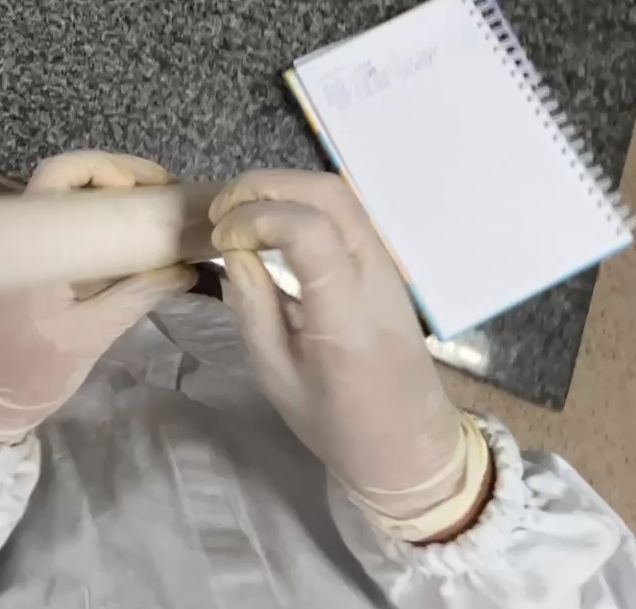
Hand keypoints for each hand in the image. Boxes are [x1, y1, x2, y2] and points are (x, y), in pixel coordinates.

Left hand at [0, 152, 196, 442]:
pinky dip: (102, 223)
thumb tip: (185, 268)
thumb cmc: (30, 368)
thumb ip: (138, 296)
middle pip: (69, 179)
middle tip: (167, 194)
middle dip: (121, 178)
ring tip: (159, 210)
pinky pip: (69, 226)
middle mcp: (21, 230)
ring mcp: (25, 244)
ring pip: (71, 200)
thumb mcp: (90, 335)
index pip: (58, 173)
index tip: (146, 187)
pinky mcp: (33, 261)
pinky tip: (134, 235)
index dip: (103, 167)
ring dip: (114, 199)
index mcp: (27, 240)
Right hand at [211, 170, 488, 540]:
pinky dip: (296, 200)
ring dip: (279, 188)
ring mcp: (386, 265)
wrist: (414, 449)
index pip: (309, 230)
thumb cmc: (339, 424)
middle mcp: (375, 277)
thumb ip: (252, 307)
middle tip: (221, 212)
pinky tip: (267, 224)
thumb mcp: (277, 376)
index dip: (254, 219)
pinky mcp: (384, 263)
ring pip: (336, 192)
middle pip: (326, 193)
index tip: (222, 241)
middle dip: (262, 186)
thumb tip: (233, 248)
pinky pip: (341, 210)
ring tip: (238, 214)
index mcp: (348, 317)